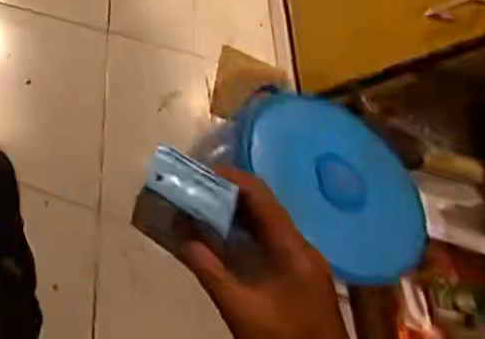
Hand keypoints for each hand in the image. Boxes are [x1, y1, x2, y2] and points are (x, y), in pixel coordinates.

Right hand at [176, 167, 345, 338]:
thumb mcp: (240, 310)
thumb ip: (208, 269)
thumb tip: (178, 232)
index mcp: (294, 248)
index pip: (259, 194)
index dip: (228, 177)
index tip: (196, 173)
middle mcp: (303, 248)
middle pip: (263, 205)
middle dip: (226, 194)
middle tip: (193, 190)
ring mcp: (306, 265)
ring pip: (266, 224)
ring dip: (234, 214)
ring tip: (200, 210)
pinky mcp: (303, 280)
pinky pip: (271, 243)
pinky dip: (245, 235)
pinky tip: (223, 242)